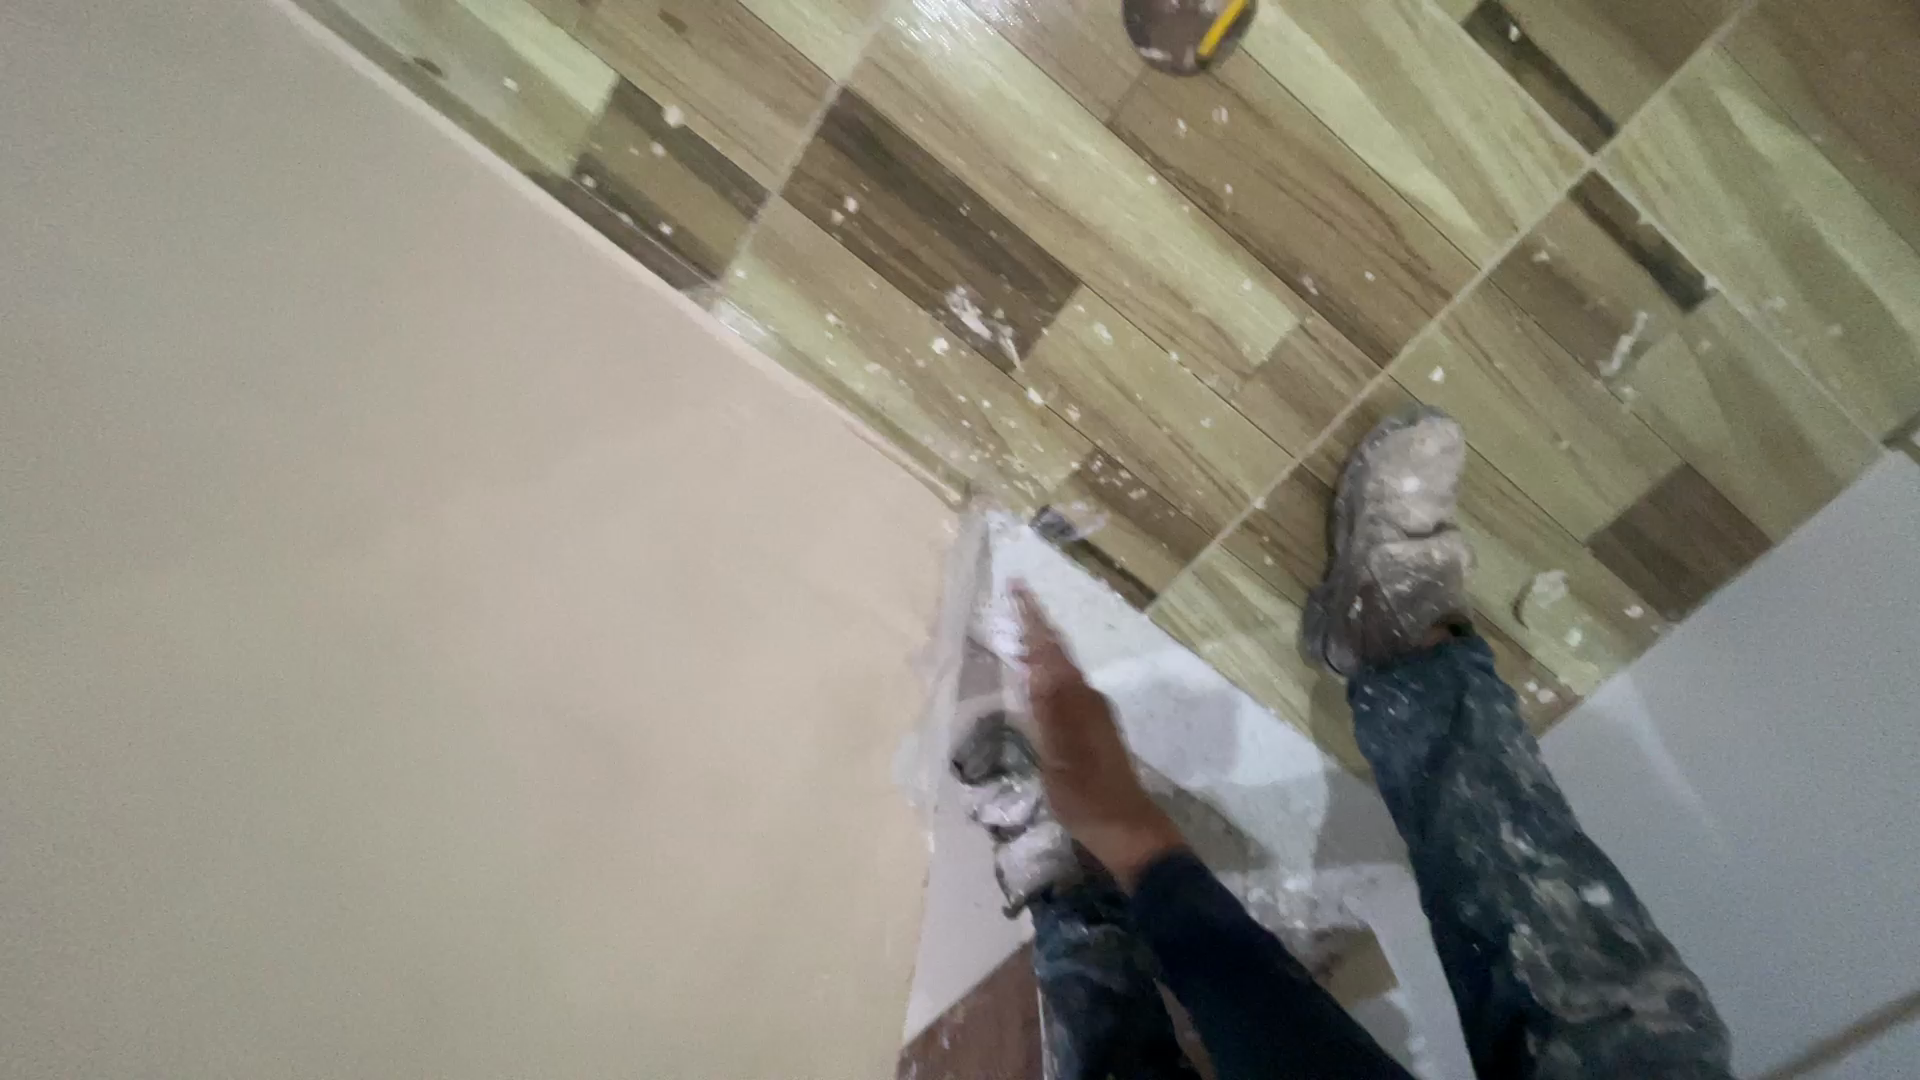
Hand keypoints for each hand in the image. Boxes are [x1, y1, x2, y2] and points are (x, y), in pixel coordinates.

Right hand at [1014, 582, 1186, 888]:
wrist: (1125, 825)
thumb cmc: (1084, 794)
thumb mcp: (1056, 756)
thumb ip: (1045, 711)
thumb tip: (1034, 666)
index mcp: (1075, 697)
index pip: (1050, 647)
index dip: (1033, 617)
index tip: (1018, 586)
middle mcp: (1087, 695)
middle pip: (1057, 651)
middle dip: (1035, 626)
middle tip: (1012, 603)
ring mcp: (1092, 709)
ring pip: (1061, 667)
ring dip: (1040, 648)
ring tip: (1016, 636)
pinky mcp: (1093, 724)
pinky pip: (1064, 684)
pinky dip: (1046, 671)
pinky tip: (1033, 679)